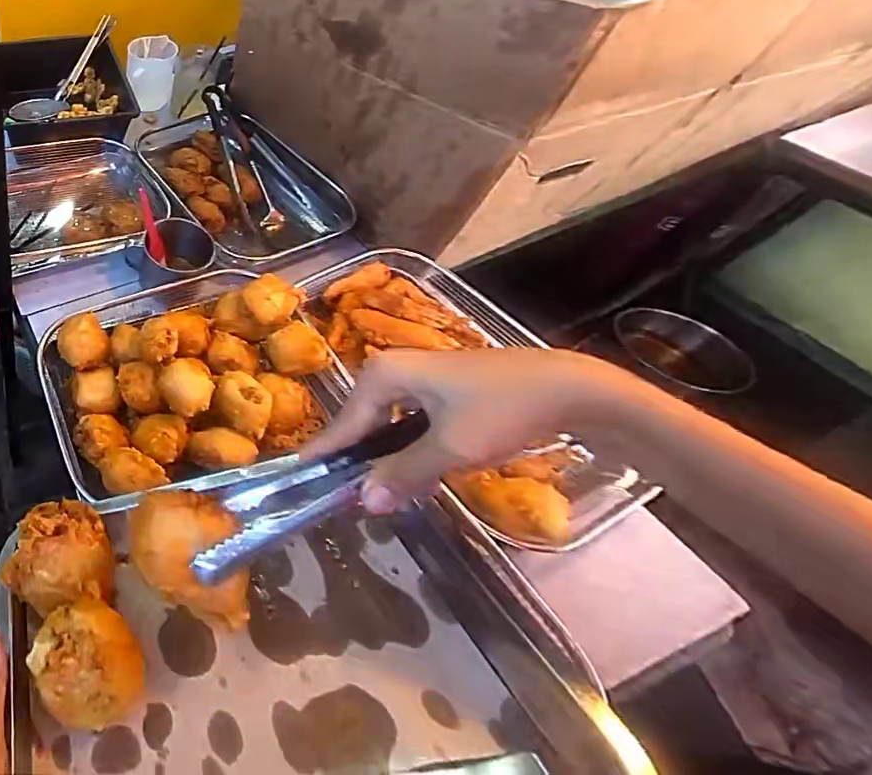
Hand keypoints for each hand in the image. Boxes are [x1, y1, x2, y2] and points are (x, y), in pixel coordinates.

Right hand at [300, 348, 658, 512]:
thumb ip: (404, 474)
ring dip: (380, 454)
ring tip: (368, 485)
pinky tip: (405, 467)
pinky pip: (405, 419)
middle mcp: (390, 369)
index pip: (346, 423)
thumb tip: (364, 503)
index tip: (300, 472)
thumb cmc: (502, 410)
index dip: (326, 452)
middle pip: (361, 421)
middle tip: (340, 490)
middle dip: (355, 456)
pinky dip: (402, 445)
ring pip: (384, 422)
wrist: (571, 388)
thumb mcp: (452, 449)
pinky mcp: (438, 387)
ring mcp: (414, 375)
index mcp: (383, 374)